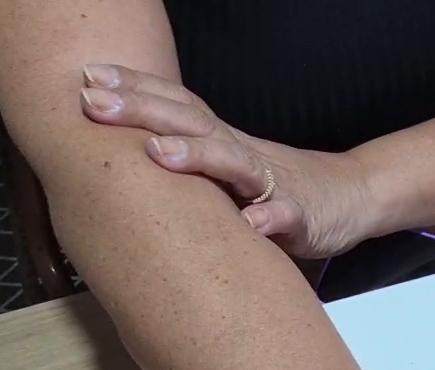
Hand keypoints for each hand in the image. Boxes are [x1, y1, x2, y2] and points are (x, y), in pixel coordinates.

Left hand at [80, 65, 377, 256]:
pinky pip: (283, 217)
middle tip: (95, 102)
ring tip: (158, 154)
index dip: (134, 89)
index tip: (86, 79)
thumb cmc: (282, 189)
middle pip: (192, 121)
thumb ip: (193, 169)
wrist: (348, 199)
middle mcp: (243, 154)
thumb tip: (130, 169)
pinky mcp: (301, 216)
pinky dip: (266, 220)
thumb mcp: (232, 173)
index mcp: (223, 142)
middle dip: (143, 109)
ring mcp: (272, 184)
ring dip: (196, 155)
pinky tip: (247, 226)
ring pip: (233, 163)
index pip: (176, 105)